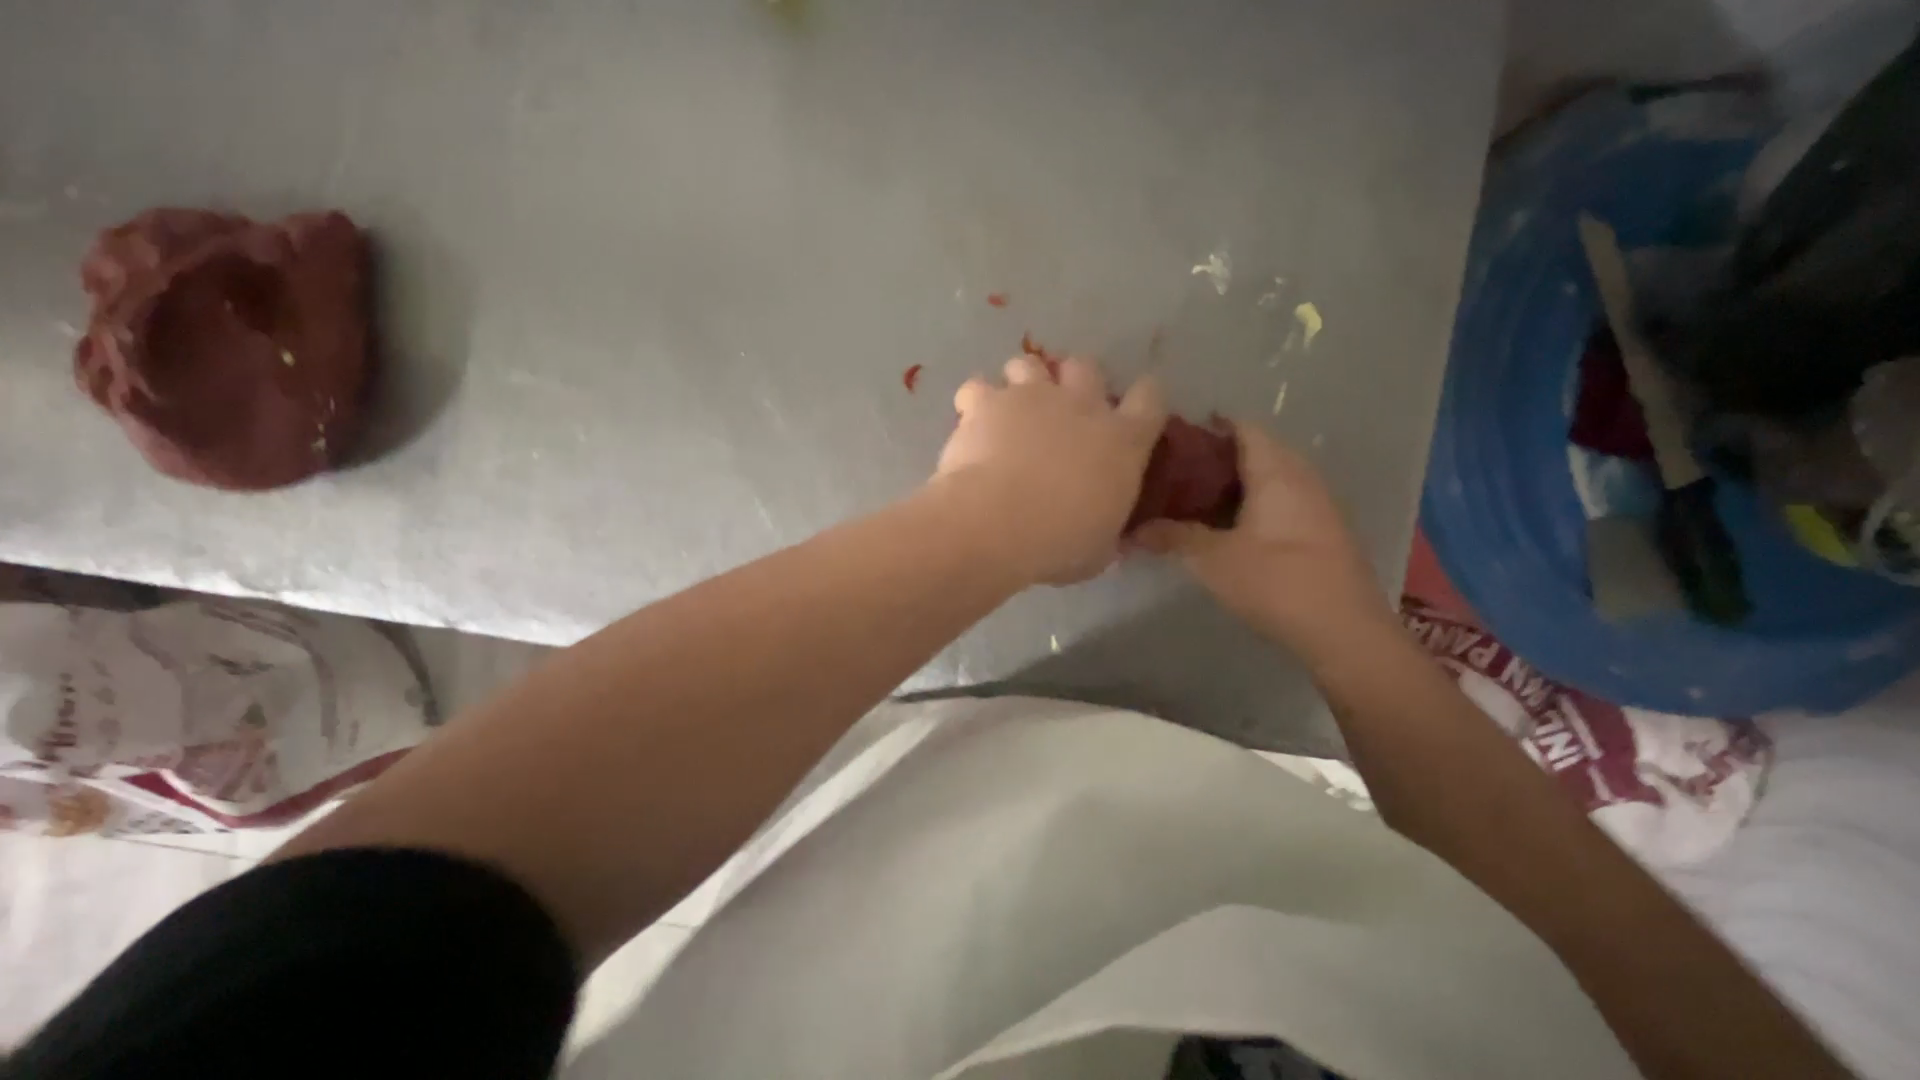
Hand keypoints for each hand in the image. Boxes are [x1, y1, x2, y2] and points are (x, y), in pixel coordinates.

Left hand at [934, 355, 1165, 584]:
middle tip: (1061, 410)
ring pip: (1029, 364)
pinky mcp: (987, 402)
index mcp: (1123, 441)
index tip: (1134, 412)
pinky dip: (974, 402)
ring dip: (1022, 382)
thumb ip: (1107, 535)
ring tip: (1011, 409)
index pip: (1150, 399)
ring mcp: (1032, 397)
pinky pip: (978, 387)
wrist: (998, 523)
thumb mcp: (1099, 550)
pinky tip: (970, 423)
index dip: (1144, 399)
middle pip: (1086, 367)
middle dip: (1074, 380)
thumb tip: (1111, 540)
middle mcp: (1081, 406)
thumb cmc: (1060, 543)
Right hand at [1135, 421, 1387, 654]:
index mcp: (1276, 470)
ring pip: (1270, 479)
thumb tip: (1131, 529)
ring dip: (1236, 485)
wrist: (1344, 632)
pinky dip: (1253, 505)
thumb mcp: (1212, 560)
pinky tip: (1228, 530)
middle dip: (1216, 458)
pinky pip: (1282, 502)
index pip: (1241, 427)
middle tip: (1174, 474)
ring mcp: (1317, 504)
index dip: (1206, 428)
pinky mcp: (1322, 532)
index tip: (1170, 440)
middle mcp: (1301, 476)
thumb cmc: (1276, 582)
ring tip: (1194, 502)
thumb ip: (1172, 537)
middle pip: (1256, 450)